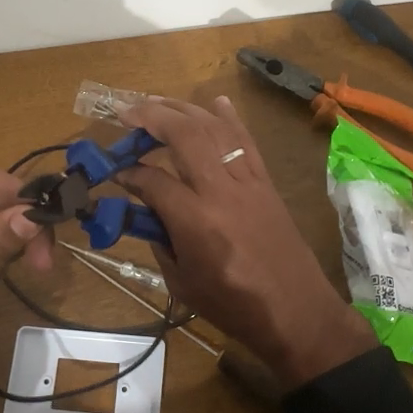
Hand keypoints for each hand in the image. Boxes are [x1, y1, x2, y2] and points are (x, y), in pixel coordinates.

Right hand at [119, 96, 374, 389]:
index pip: (153, 180)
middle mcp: (221, 191)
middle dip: (152, 117)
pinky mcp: (266, 182)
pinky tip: (215, 101)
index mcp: (196, 221)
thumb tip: (145, 209)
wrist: (296, 311)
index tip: (116, 171)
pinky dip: (229, 117)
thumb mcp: (181, 282)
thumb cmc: (233, 307)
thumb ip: (159, 239)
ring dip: (183, 109)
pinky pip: (246, 141)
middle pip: (184, 135)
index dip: (129, 173)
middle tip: (127, 114)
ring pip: (214, 129)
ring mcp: (247, 182)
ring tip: (157, 103)